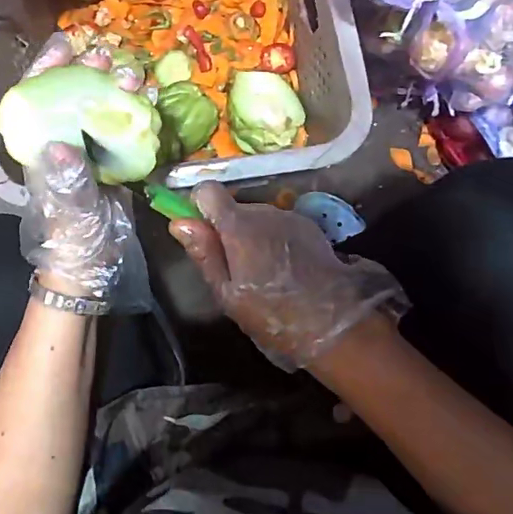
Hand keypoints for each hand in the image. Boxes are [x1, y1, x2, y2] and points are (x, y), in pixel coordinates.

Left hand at [18, 34, 131, 299]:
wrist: (94, 269)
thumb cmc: (71, 241)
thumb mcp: (67, 213)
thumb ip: (66, 181)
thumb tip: (60, 145)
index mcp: (41, 147)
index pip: (37, 96)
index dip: (48, 67)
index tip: (67, 46)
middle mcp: (66, 140)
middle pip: (75, 94)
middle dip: (91, 71)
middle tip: (109, 60)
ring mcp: (92, 149)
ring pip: (104, 106)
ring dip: (119, 87)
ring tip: (136, 77)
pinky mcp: (116, 160)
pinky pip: (127, 127)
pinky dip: (141, 111)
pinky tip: (153, 99)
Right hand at [168, 183, 406, 369]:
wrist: (333, 322)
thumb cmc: (271, 312)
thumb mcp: (227, 292)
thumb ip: (204, 253)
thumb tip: (179, 222)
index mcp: (238, 225)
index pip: (208, 191)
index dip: (199, 206)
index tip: (202, 232)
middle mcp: (263, 211)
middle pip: (234, 208)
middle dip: (227, 230)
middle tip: (233, 268)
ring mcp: (288, 217)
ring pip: (257, 217)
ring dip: (251, 235)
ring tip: (260, 272)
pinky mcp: (308, 226)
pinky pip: (278, 225)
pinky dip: (273, 239)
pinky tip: (283, 268)